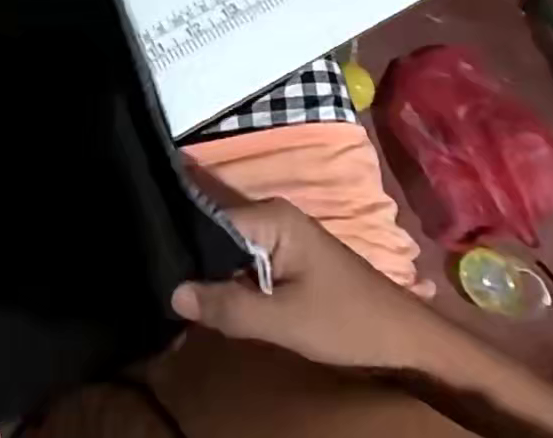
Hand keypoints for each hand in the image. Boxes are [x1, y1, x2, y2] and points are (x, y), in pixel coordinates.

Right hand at [170, 198, 458, 371]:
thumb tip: (172, 291)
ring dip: (208, 270)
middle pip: (217, 231)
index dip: (182, 242)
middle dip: (191, 256)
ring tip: (170, 287)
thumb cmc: (345, 321)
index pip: (210, 218)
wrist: (400, 337)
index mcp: (271, 217)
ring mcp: (280, 235)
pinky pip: (244, 260)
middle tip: (155, 279)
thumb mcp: (284, 320)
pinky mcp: (285, 256)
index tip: (152, 263)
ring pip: (229, 247)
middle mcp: (272, 215)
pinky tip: (205, 297)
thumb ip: (228, 306)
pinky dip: (226, 278)